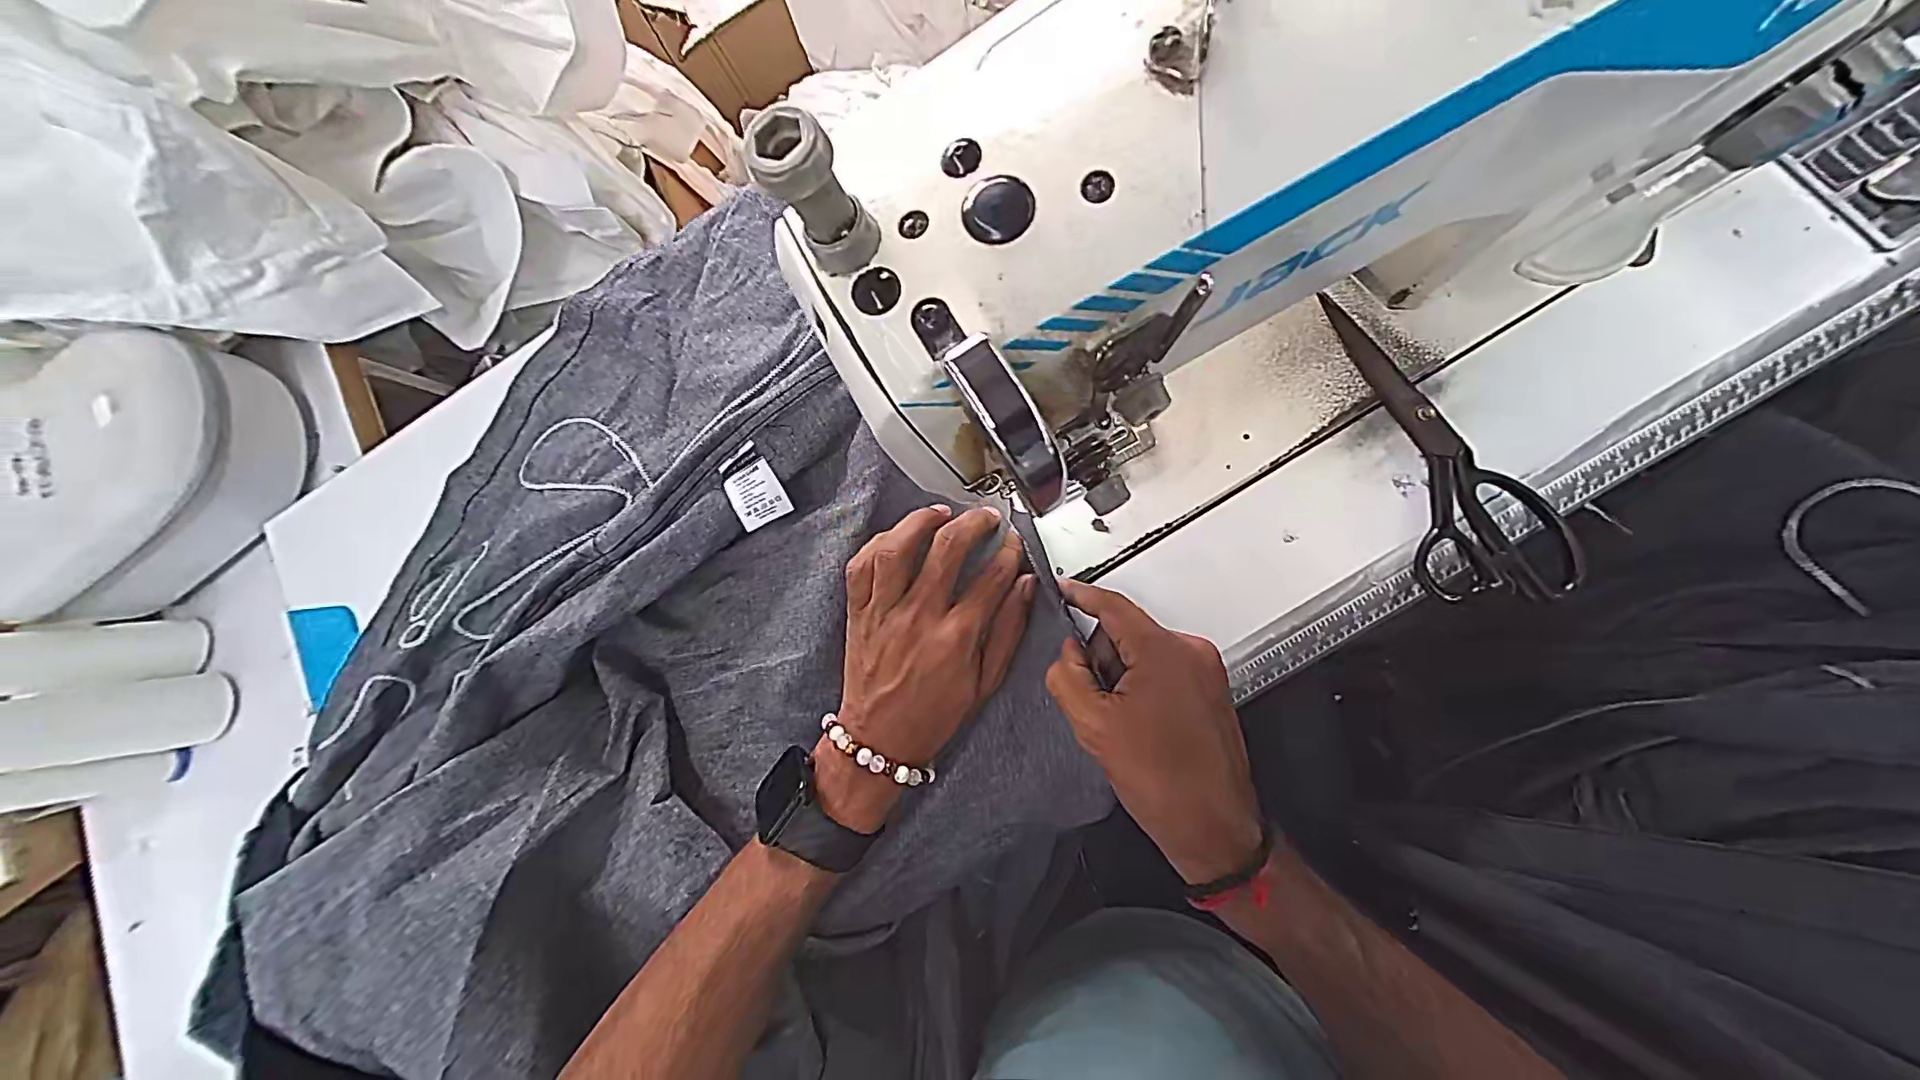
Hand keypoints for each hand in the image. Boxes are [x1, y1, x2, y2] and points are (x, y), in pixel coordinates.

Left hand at [815, 504, 1035, 832]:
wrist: (880, 739)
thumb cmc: (932, 715)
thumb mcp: (985, 682)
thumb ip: (1008, 631)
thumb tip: (1024, 589)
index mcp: (955, 638)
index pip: (991, 577)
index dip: (1009, 553)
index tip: (1014, 544)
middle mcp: (919, 619)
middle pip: (947, 550)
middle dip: (974, 524)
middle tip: (986, 519)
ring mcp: (885, 613)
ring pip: (898, 549)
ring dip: (922, 522)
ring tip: (941, 513)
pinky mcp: (860, 613)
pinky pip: (861, 566)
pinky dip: (879, 543)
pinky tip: (897, 536)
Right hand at [1045, 581, 1264, 884]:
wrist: (1211, 825)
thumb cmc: (1167, 783)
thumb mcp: (1092, 724)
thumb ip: (1067, 675)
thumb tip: (1067, 654)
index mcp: (1163, 652)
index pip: (1113, 606)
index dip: (1082, 595)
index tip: (1066, 589)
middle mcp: (1190, 653)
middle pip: (1126, 631)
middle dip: (1102, 658)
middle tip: (1096, 700)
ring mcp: (1205, 671)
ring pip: (1144, 652)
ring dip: (1123, 676)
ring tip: (1125, 723)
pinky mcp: (1210, 688)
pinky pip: (1163, 670)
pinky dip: (1143, 686)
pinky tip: (1141, 725)